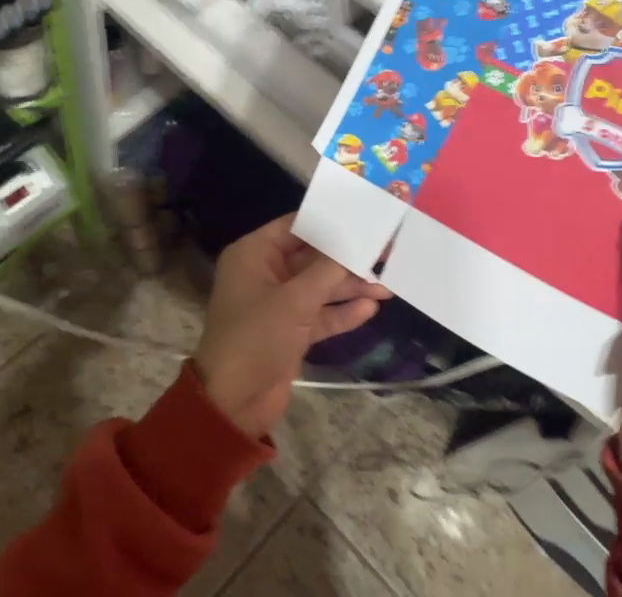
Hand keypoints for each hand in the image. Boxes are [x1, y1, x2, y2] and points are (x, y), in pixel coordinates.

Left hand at [193, 215, 393, 437]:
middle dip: (347, 258)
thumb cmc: (256, 338)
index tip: (367, 219)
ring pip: (320, 287)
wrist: (234, 402)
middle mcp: (265, 273)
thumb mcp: (294, 301)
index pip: (296, 227)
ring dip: (350, 286)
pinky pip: (320, 314)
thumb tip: (358, 240)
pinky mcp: (290, 331)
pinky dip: (342, 312)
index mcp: (254, 255)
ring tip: (388, 286)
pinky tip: (370, 308)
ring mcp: (278, 304)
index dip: (330, 223)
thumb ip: (328, 270)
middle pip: (312, 257)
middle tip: (387, 252)